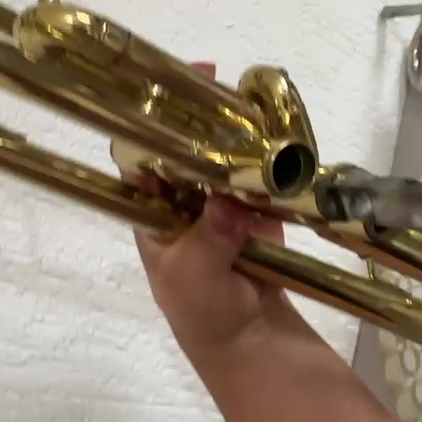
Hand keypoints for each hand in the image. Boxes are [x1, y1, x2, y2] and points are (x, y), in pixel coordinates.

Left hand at [126, 64, 318, 363]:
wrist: (251, 338)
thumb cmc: (204, 311)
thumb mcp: (193, 279)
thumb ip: (209, 241)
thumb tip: (229, 204)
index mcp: (152, 209)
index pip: (140, 154)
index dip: (150, 120)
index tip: (172, 89)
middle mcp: (183, 197)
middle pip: (187, 145)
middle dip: (203, 115)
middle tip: (224, 84)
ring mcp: (222, 200)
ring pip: (225, 155)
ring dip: (239, 131)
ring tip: (255, 103)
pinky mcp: (258, 208)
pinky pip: (261, 174)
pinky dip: (271, 155)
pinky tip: (281, 132)